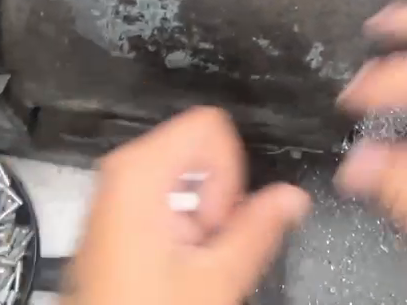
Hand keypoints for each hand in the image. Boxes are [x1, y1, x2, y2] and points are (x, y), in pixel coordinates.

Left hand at [70, 106, 311, 304]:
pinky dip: (181, 218)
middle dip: (217, 195)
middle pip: (198, 146)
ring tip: (192, 261)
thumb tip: (292, 196)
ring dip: (201, 212)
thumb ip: (258, 230)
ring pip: (185, 170)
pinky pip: (164, 188)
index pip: (210, 124)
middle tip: (210, 246)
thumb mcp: (215, 281)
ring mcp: (115, 189)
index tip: (222, 220)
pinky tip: (177, 264)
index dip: (230, 172)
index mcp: (141, 169)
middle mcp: (122, 169)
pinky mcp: (115, 210)